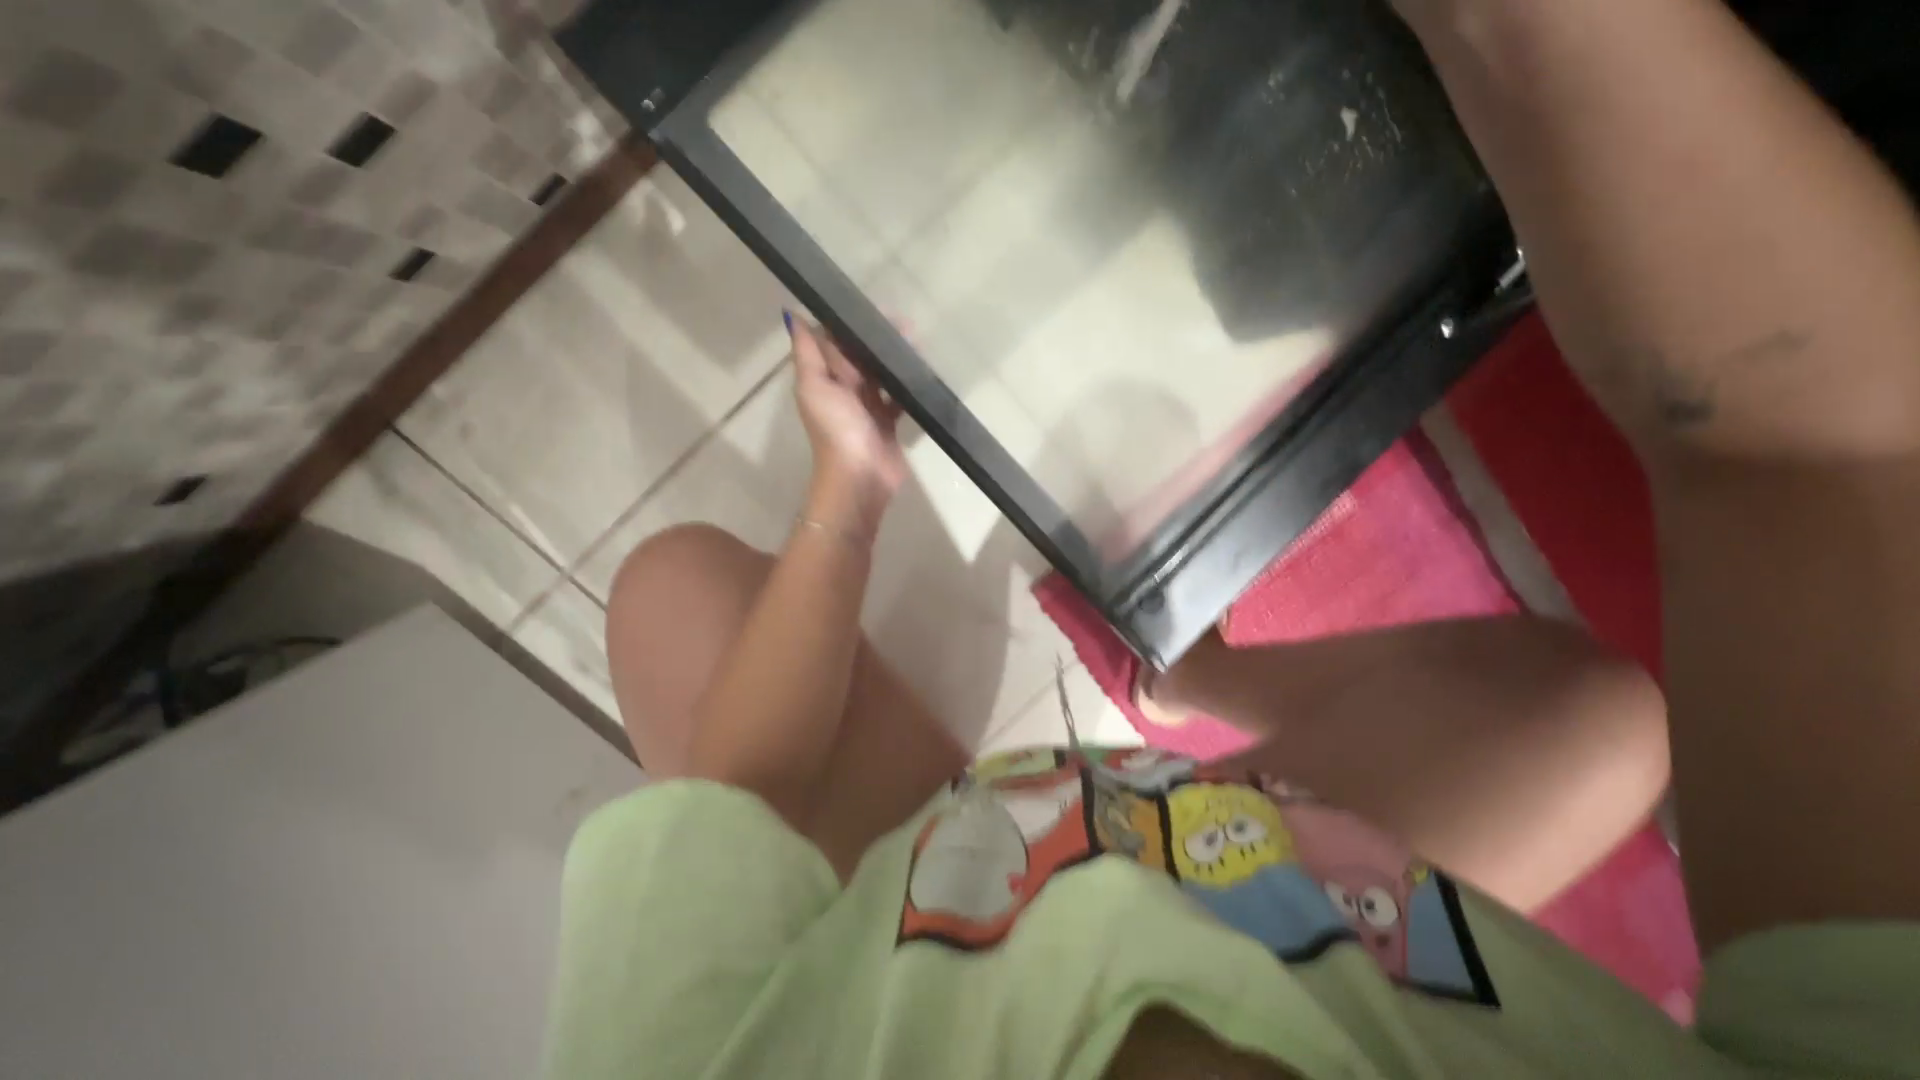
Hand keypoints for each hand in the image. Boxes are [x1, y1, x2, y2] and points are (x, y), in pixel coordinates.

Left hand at [787, 313, 907, 532]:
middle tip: (907, 324)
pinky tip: (924, 371)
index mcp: (823, 378)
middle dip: (879, 339)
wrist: (860, 478)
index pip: (835, 341)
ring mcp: (867, 406)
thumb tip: (792, 314)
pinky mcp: (888, 422)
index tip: (874, 305)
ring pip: (882, 373)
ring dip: (897, 359)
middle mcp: (843, 389)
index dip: (851, 322)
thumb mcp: (815, 386)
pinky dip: (909, 385)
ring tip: (919, 343)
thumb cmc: (836, 429)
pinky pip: (899, 397)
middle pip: (861, 356)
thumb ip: (807, 352)